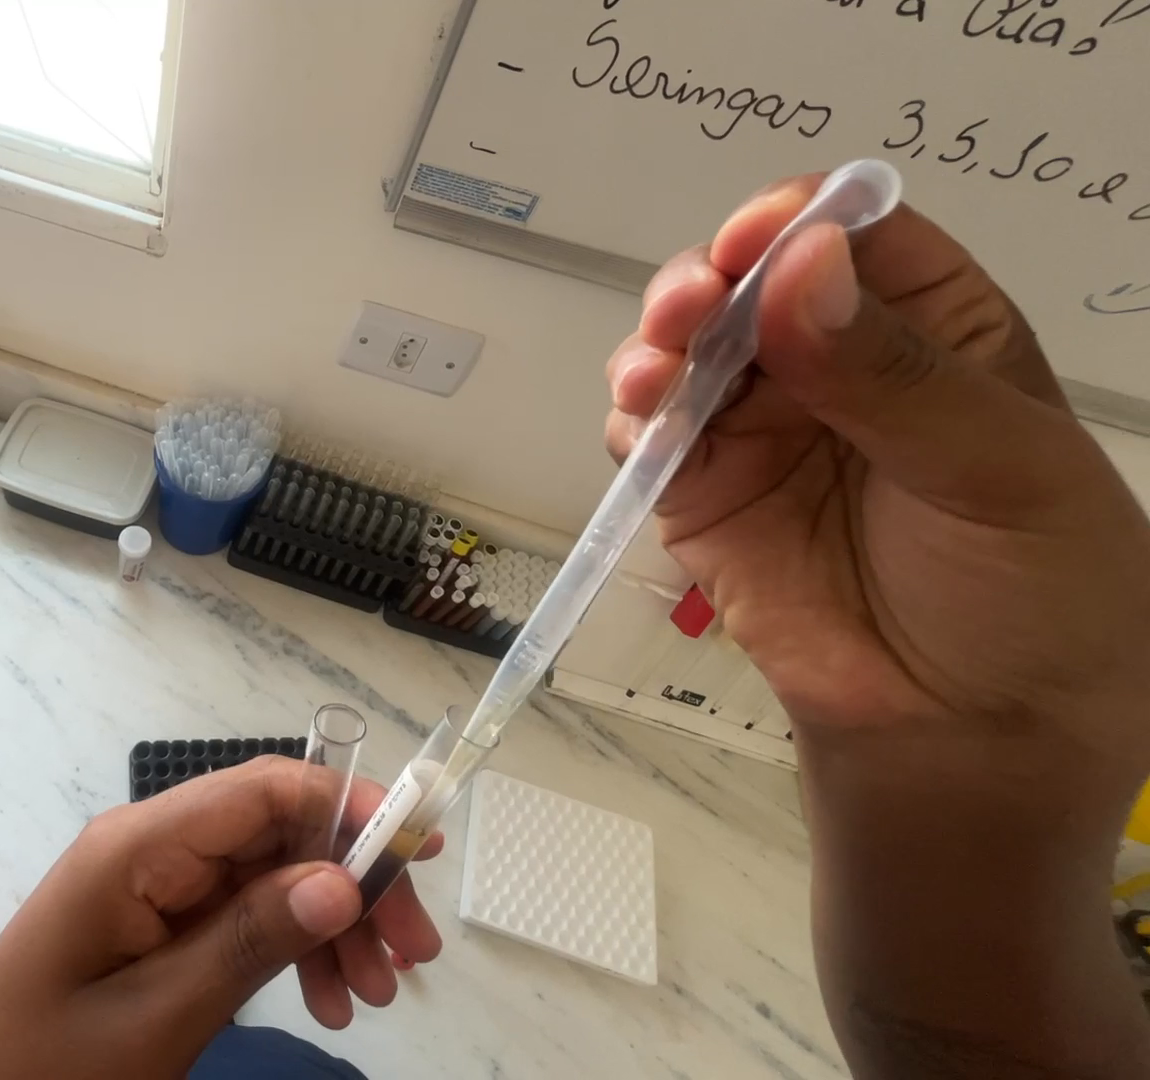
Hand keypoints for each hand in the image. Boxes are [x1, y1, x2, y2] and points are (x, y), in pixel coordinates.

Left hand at [0, 757, 442, 1079]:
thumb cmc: (50, 1067)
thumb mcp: (159, 1014)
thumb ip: (252, 938)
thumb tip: (344, 882)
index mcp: (140, 843)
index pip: (260, 788)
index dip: (345, 800)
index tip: (418, 844)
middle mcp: (153, 842)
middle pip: (276, 830)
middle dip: (351, 881)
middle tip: (413, 954)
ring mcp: (158, 877)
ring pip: (271, 872)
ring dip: (331, 922)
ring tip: (376, 994)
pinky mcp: (162, 912)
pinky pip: (245, 910)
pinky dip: (294, 945)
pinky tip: (328, 997)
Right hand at [604, 176, 1149, 762]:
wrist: (951, 720)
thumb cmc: (1020, 588)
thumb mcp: (991, 467)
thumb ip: (891, 372)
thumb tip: (795, 265)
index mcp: (924, 334)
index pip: (851, 243)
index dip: (798, 225)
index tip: (755, 240)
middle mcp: (822, 368)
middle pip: (741, 291)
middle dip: (702, 286)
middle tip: (685, 310)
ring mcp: (749, 430)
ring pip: (678, 357)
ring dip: (651, 350)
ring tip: (650, 375)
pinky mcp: (691, 489)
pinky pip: (643, 436)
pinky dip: (628, 419)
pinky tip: (636, 422)